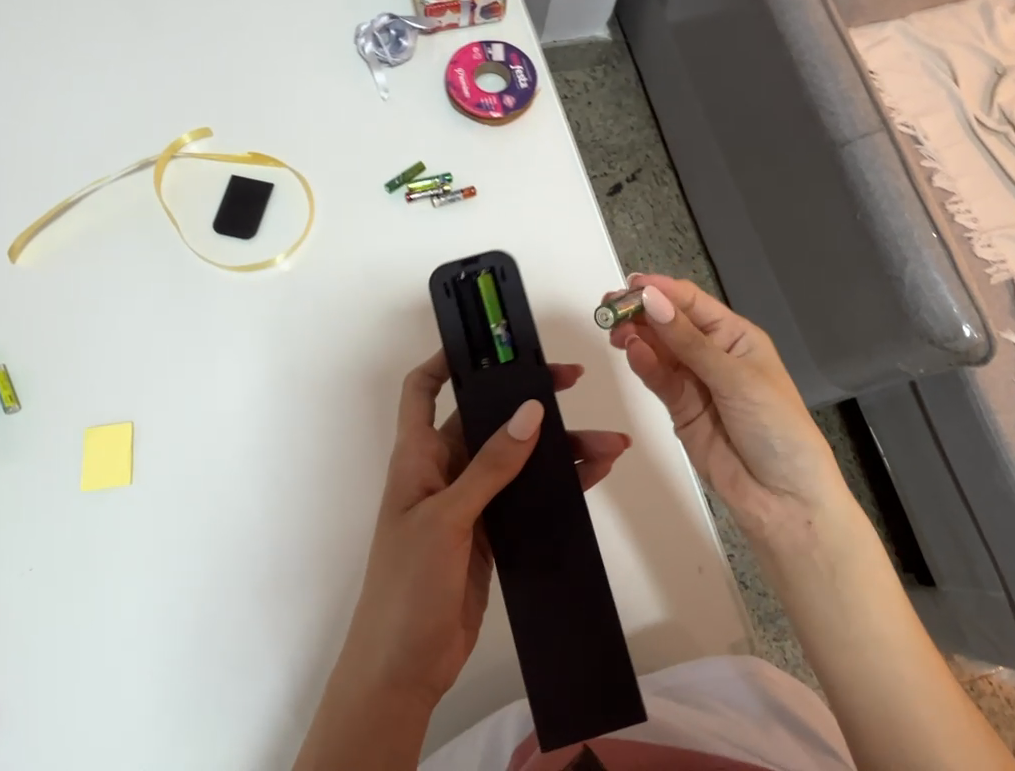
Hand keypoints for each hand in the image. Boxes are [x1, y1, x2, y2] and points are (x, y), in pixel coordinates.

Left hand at [325, 351, 629, 706]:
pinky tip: (595, 474)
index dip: (446, 361)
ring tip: (610, 445)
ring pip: (518, 460)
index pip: (422, 391)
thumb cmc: (407, 587)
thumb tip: (529, 411)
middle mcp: (443, 472)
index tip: (490, 344)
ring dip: (558, 450)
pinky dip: (560, 486)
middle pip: (488, 421)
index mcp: (416, 458)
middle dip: (529, 402)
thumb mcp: (447, 520)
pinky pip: (529, 497)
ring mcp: (469, 504)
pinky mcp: (492, 534)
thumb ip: (490, 468)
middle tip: (574, 383)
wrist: (404, 670)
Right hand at [605, 275, 847, 537]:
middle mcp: (714, 354)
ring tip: (616, 332)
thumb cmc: (776, 427)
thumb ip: (688, 341)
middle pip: (670, 324)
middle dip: (641, 313)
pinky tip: (632, 353)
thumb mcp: (735, 378)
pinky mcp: (680, 409)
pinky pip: (658, 380)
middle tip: (609, 309)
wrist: (784, 498)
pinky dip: (643, 365)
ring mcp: (695, 382)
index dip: (662, 291)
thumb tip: (651, 299)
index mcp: (737, 336)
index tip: (630, 285)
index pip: (692, 303)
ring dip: (637, 337)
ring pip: (659, 350)